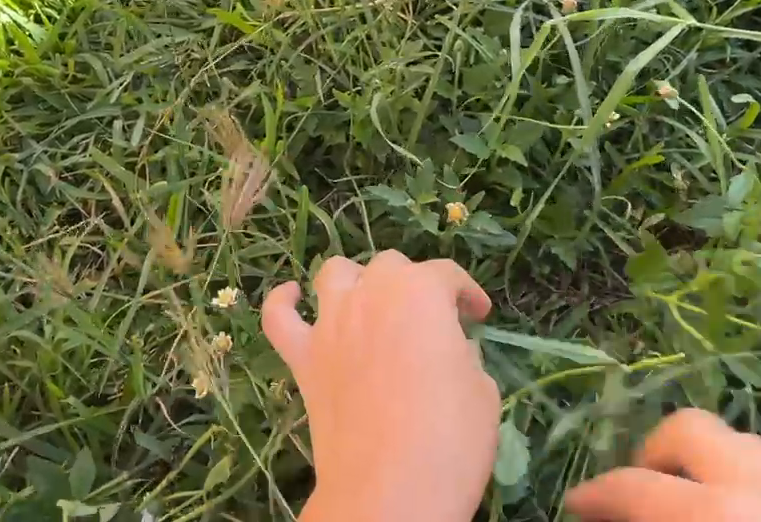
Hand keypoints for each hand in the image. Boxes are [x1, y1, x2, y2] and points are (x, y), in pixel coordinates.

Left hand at [262, 250, 498, 521]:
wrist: (390, 493)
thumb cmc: (449, 440)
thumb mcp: (482, 390)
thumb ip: (463, 353)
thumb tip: (448, 349)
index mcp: (421, 292)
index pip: (449, 275)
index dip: (467, 292)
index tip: (478, 316)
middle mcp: (372, 292)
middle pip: (391, 266)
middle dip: (414, 285)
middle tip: (430, 323)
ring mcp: (332, 323)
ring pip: (336, 273)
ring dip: (355, 281)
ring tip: (369, 303)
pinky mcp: (304, 357)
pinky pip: (279, 316)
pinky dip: (283, 301)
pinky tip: (292, 296)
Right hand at [565, 409, 760, 521]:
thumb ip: (652, 518)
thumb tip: (610, 515)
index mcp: (719, 515)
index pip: (636, 488)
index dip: (597, 495)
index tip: (575, 504)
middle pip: (688, 431)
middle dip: (652, 456)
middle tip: (634, 496)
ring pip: (740, 444)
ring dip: (701, 463)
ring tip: (684, 503)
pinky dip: (746, 484)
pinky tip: (740, 519)